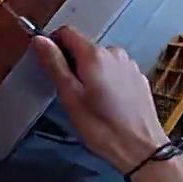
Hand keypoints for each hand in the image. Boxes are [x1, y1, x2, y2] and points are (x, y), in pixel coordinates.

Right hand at [31, 27, 169, 174]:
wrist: (142, 149)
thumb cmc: (101, 126)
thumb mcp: (70, 98)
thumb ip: (55, 65)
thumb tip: (39, 39)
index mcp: (94, 54)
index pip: (67, 32)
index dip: (54, 44)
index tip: (51, 65)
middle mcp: (114, 51)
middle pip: (84, 47)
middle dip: (74, 64)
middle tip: (72, 93)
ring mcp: (129, 63)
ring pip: (100, 59)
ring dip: (91, 72)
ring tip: (92, 101)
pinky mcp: (138, 76)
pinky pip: (115, 70)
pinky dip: (108, 79)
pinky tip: (110, 103)